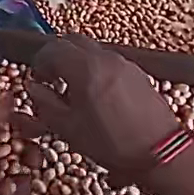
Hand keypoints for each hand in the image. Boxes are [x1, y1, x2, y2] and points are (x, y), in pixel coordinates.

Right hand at [0, 32, 182, 182]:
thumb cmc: (110, 143)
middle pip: (72, 41)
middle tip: (51, 77)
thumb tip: (33, 87)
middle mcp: (105, 59)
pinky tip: (96, 95)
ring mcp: (125, 64)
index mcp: (85, 69)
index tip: (36, 78)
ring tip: (72, 89)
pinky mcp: (138, 74)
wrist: (160, 153)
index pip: (53, 49)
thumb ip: (44, 103)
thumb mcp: (68, 128)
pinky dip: (95, 68)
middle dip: (57, 55)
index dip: (39, 62)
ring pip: (92, 50)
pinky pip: (109, 61)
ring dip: (77, 61)